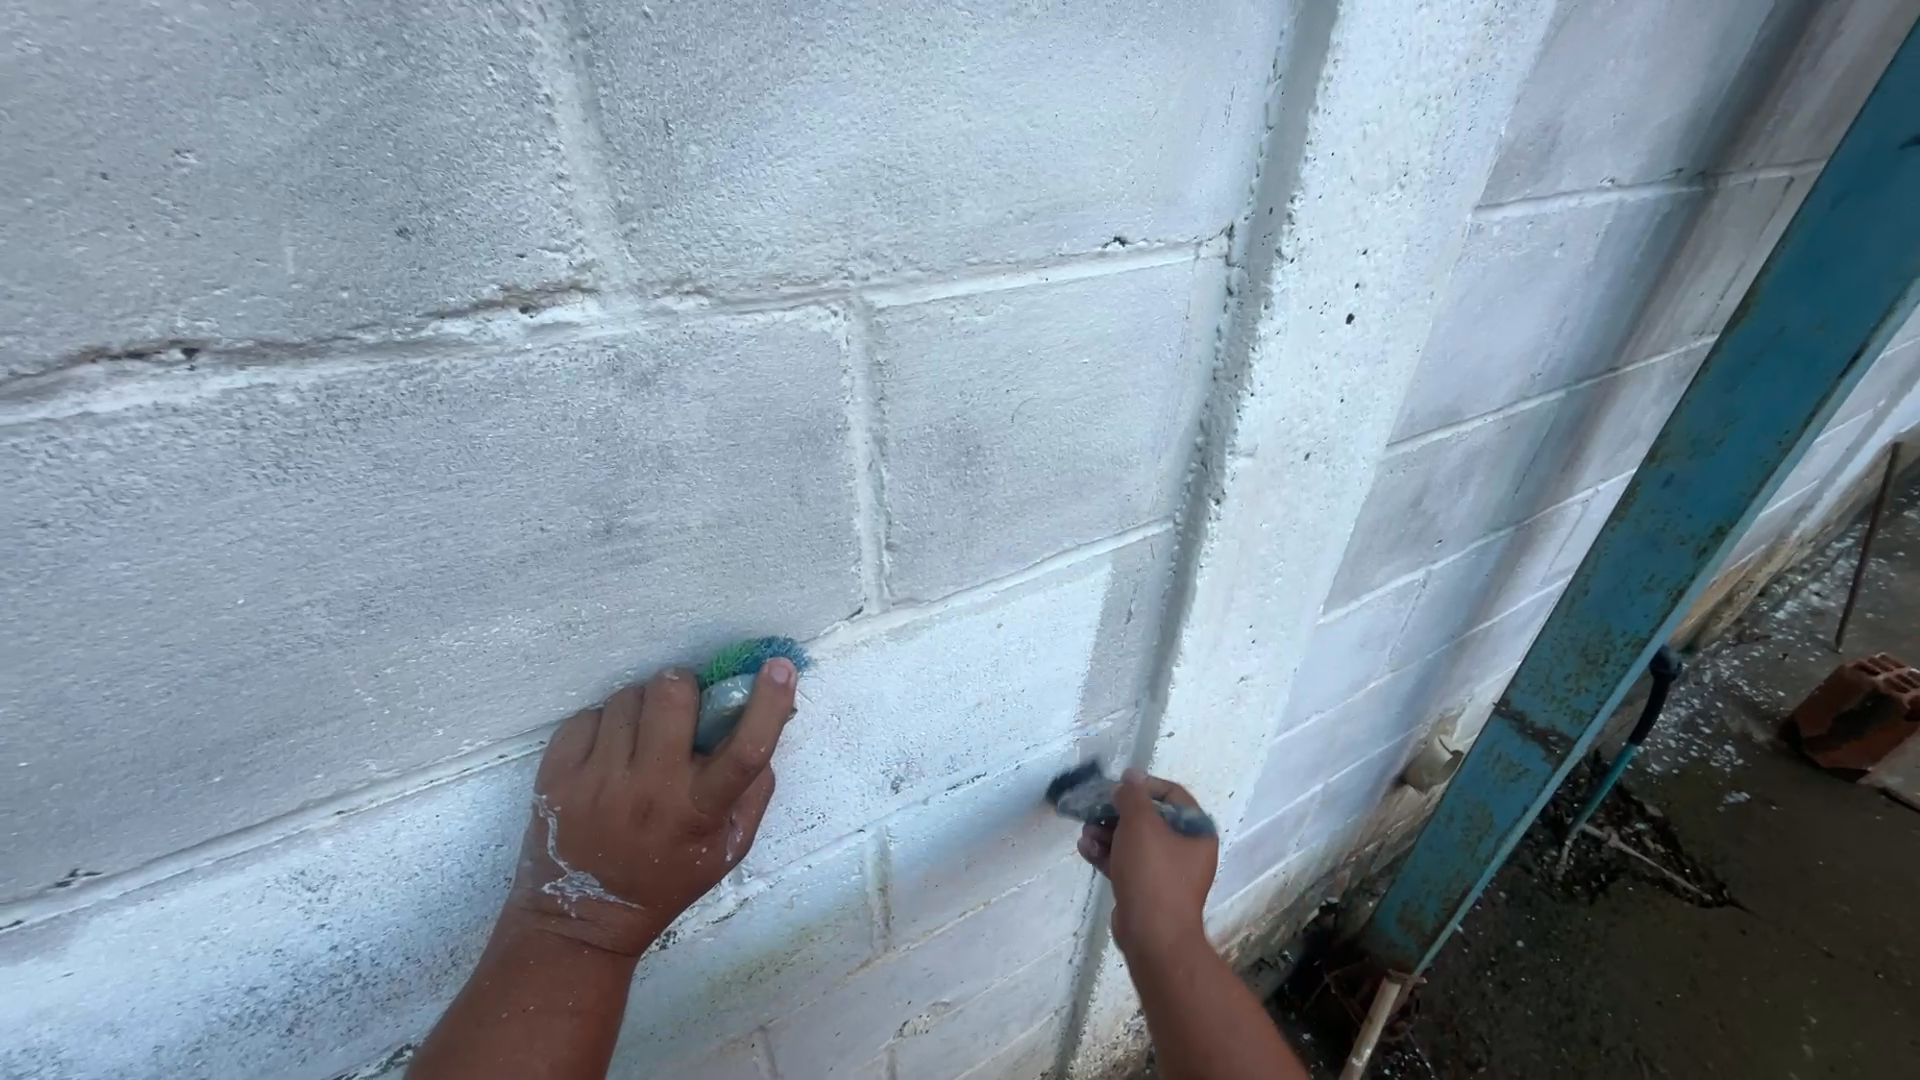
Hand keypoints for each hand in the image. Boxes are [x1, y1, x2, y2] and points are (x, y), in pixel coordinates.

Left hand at [503, 660, 798, 955]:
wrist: (579, 921)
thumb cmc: (668, 879)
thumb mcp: (729, 846)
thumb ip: (755, 788)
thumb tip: (769, 720)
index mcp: (700, 810)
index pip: (745, 750)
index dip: (767, 703)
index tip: (778, 668)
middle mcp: (650, 790)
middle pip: (673, 695)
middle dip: (684, 688)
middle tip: (682, 708)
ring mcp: (598, 781)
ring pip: (629, 698)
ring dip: (643, 707)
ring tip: (641, 737)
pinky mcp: (556, 776)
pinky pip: (588, 716)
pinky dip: (604, 724)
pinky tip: (608, 753)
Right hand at [1077, 769, 1216, 960]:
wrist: (1153, 937)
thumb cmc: (1153, 873)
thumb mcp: (1140, 824)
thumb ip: (1132, 795)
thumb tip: (1129, 779)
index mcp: (1197, 832)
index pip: (1172, 795)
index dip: (1143, 785)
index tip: (1118, 784)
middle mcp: (1186, 850)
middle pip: (1148, 818)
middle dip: (1117, 813)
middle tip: (1095, 810)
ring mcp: (1166, 872)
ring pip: (1133, 841)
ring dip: (1106, 833)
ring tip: (1086, 833)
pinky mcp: (1147, 890)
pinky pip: (1126, 863)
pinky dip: (1107, 854)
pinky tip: (1085, 849)